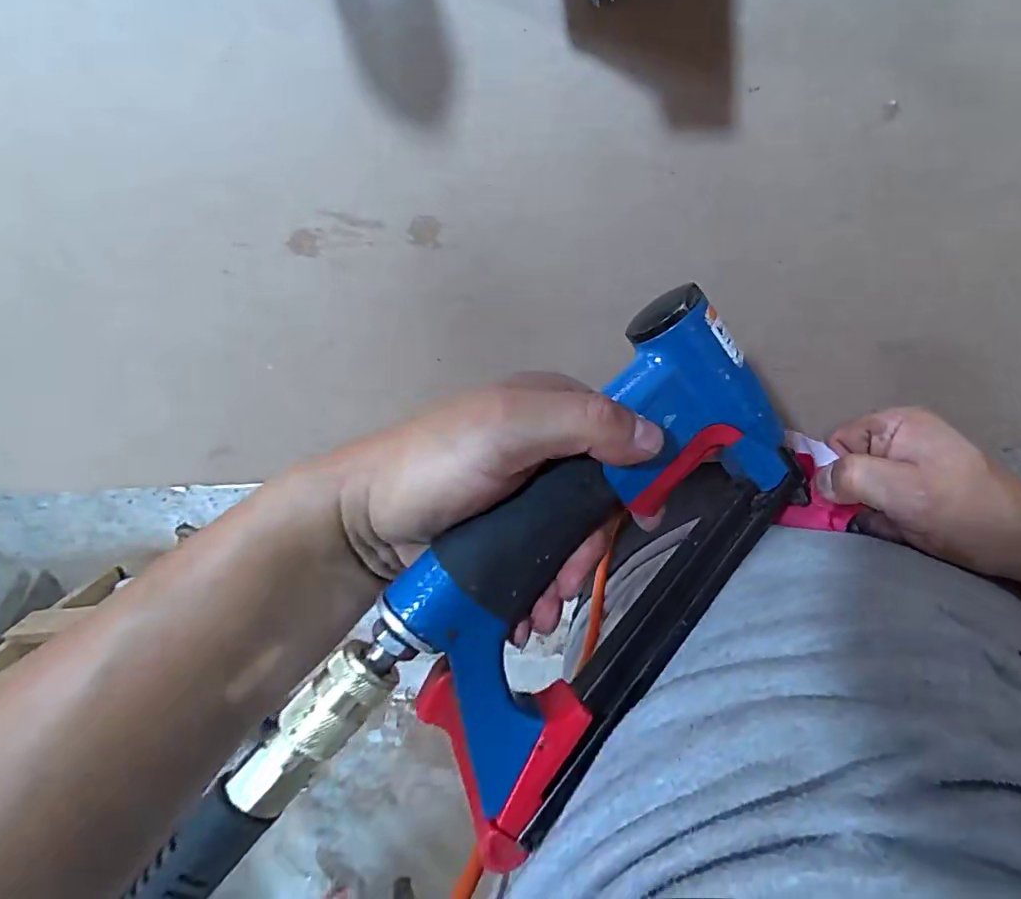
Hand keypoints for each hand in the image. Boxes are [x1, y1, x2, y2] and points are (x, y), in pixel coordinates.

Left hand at [293, 374, 662, 643]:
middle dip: (592, 543)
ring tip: (544, 610)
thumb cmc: (439, 463)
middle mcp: (549, 446)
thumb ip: (586, 423)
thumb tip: (657, 438)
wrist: (362, 526)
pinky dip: (546, 588)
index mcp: (554, 407)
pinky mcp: (511, 533)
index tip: (646, 514)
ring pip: (577, 534)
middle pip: (602, 495)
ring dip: (569, 575)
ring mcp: (529, 493)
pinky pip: (548, 559)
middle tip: (572, 578)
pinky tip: (530, 613)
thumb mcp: (511, 428)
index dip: (640, 470)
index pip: (621, 431)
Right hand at [818, 407, 1020, 578]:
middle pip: (848, 464)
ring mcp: (908, 469)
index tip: (841, 499)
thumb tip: (818, 480)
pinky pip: (880, 504)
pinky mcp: (916, 494)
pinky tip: (900, 531)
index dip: (834, 469)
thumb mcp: (902, 489)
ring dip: (869, 511)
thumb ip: (853, 476)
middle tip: (872, 516)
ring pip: (862, 489)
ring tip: (893, 525)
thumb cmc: (962, 508)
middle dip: (852, 494)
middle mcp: (898, 442)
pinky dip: (883, 521)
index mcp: (895, 426)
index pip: (839, 439)